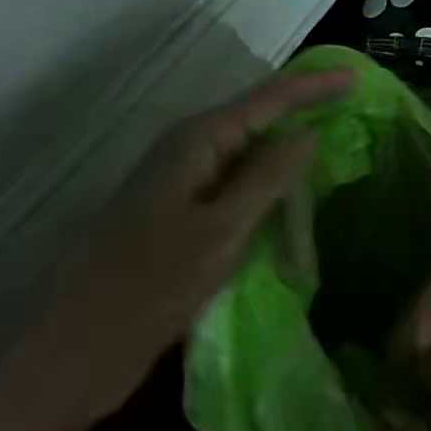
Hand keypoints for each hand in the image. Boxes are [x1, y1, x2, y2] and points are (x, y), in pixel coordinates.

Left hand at [0, 68, 351, 430]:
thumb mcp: (221, 232)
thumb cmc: (149, 286)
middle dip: (304, 103)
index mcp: (196, 140)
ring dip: (288, 137)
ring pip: (248, 144)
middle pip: (258, 112)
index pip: (269, 97)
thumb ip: (269, 176)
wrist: (73, 354)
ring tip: (333, 130)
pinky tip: (291, 179)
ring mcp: (181, 176)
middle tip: (351, 101)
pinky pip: (235, 173)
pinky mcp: (179, 205)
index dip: (315, 84)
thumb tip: (310, 133)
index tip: (357, 76)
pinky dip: (268, 170)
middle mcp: (188, 146)